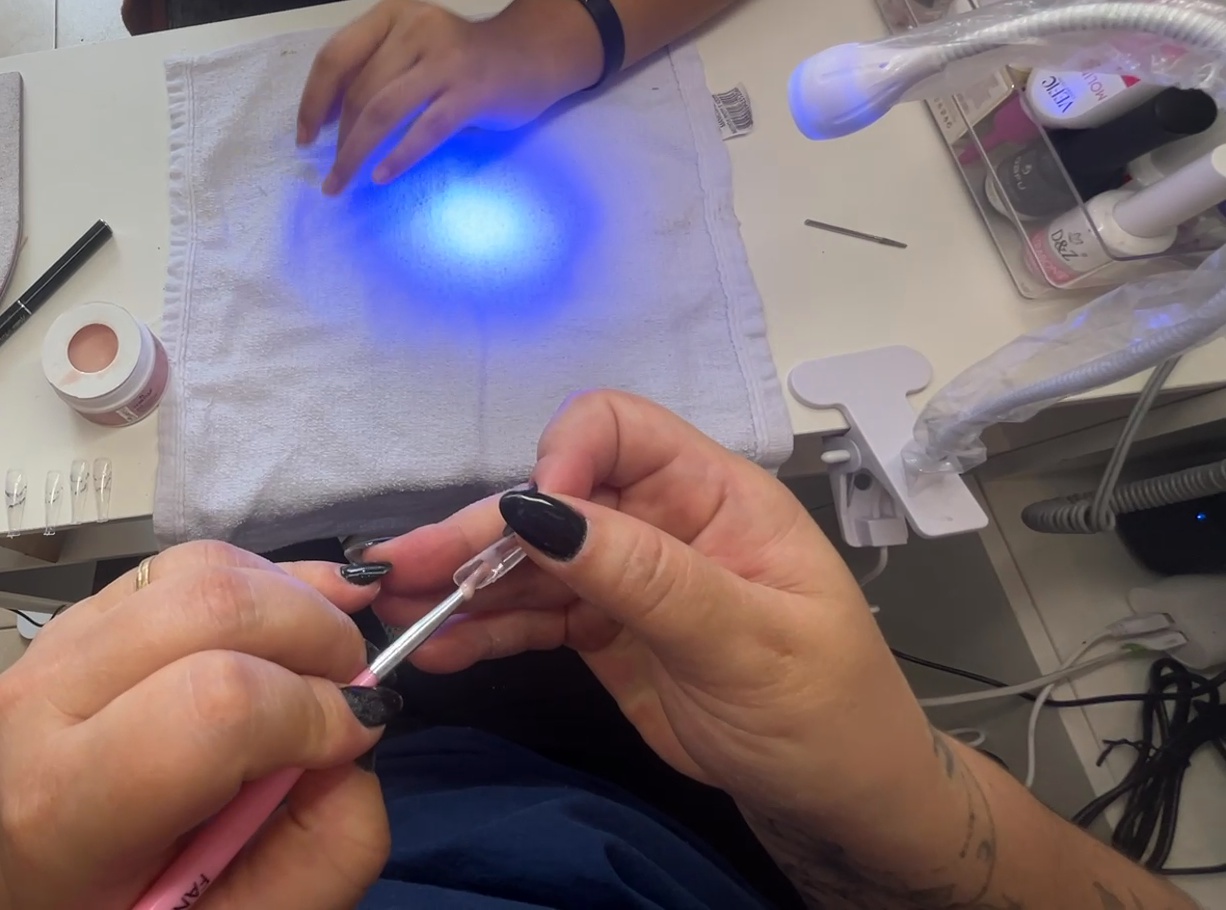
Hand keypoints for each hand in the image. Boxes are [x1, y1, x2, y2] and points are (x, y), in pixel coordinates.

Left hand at [0, 543, 394, 909]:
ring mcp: (59, 635)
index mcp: (63, 801)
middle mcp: (45, 696)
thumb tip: (359, 731)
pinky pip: (188, 560)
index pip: (213, 705)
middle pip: (211, 606)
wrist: (34, 868)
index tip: (356, 733)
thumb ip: (321, 851)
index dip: (308, 709)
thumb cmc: (131, 904)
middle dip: (313, 630)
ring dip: (291, 594)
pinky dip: (260, 576)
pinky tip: (285, 617)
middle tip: (353, 677)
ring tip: (324, 647)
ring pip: (203, 566)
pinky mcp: (85, 606)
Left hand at [297, 0, 602, 194]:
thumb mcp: (410, 49)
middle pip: (358, 92)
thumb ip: (373, 72)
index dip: (312, 102)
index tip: (304, 138)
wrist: (534, 53)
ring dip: (354, 155)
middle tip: (332, 175)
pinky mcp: (471, 92)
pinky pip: (424, 130)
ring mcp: (446, 59)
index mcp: (392, 16)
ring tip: (341, 184)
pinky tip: (381, 178)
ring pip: (382, 112)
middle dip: (337, 141)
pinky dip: (398, 158)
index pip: (335, 57)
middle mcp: (416, 29)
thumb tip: (326, 121)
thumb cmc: (461, 60)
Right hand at [366, 390, 936, 822]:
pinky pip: (524, 615)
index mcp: (707, 494)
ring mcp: (615, 573)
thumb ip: (645, 575)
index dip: (565, 455)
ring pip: (521, 560)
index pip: (619, 429)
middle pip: (545, 502)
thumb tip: (538, 512)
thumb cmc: (827, 715)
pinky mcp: (590, 623)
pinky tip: (440, 647)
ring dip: (458, 584)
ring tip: (397, 608)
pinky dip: (480, 631)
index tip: (528, 517)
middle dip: (472, 532)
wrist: (837, 805)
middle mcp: (650, 519)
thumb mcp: (747, 644)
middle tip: (400, 565)